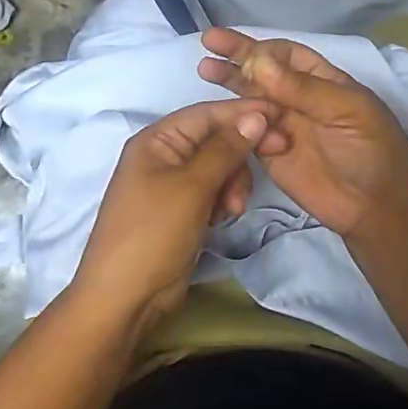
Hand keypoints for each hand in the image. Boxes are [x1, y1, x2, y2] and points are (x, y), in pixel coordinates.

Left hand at [71, 98, 273, 327]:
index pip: (206, 114)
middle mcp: (162, 156)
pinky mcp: (181, 211)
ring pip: (217, 168)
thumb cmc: (154, 232)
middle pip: (214, 139)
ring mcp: (170, 186)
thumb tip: (255, 116)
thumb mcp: (192, 186)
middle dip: (241, 151)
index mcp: (156, 140)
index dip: (244, 112)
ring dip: (234, 181)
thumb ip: (225, 149)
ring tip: (235, 207)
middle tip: (278, 154)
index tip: (282, 116)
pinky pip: (212, 192)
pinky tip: (225, 216)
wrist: (125, 296)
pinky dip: (223, 199)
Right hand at [197, 29, 407, 242]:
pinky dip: (233, 120)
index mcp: (323, 81)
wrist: (374, 208)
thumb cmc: (372, 150)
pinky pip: (247, 131)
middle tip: (208, 43)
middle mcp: (299, 98)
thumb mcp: (346, 111)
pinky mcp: (268, 152)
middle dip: (237, 56)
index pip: (287, 55)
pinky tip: (218, 112)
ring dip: (229, 83)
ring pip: (250, 99)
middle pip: (263, 71)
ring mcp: (282, 125)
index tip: (236, 45)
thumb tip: (257, 60)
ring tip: (204, 69)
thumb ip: (301, 87)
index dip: (260, 47)